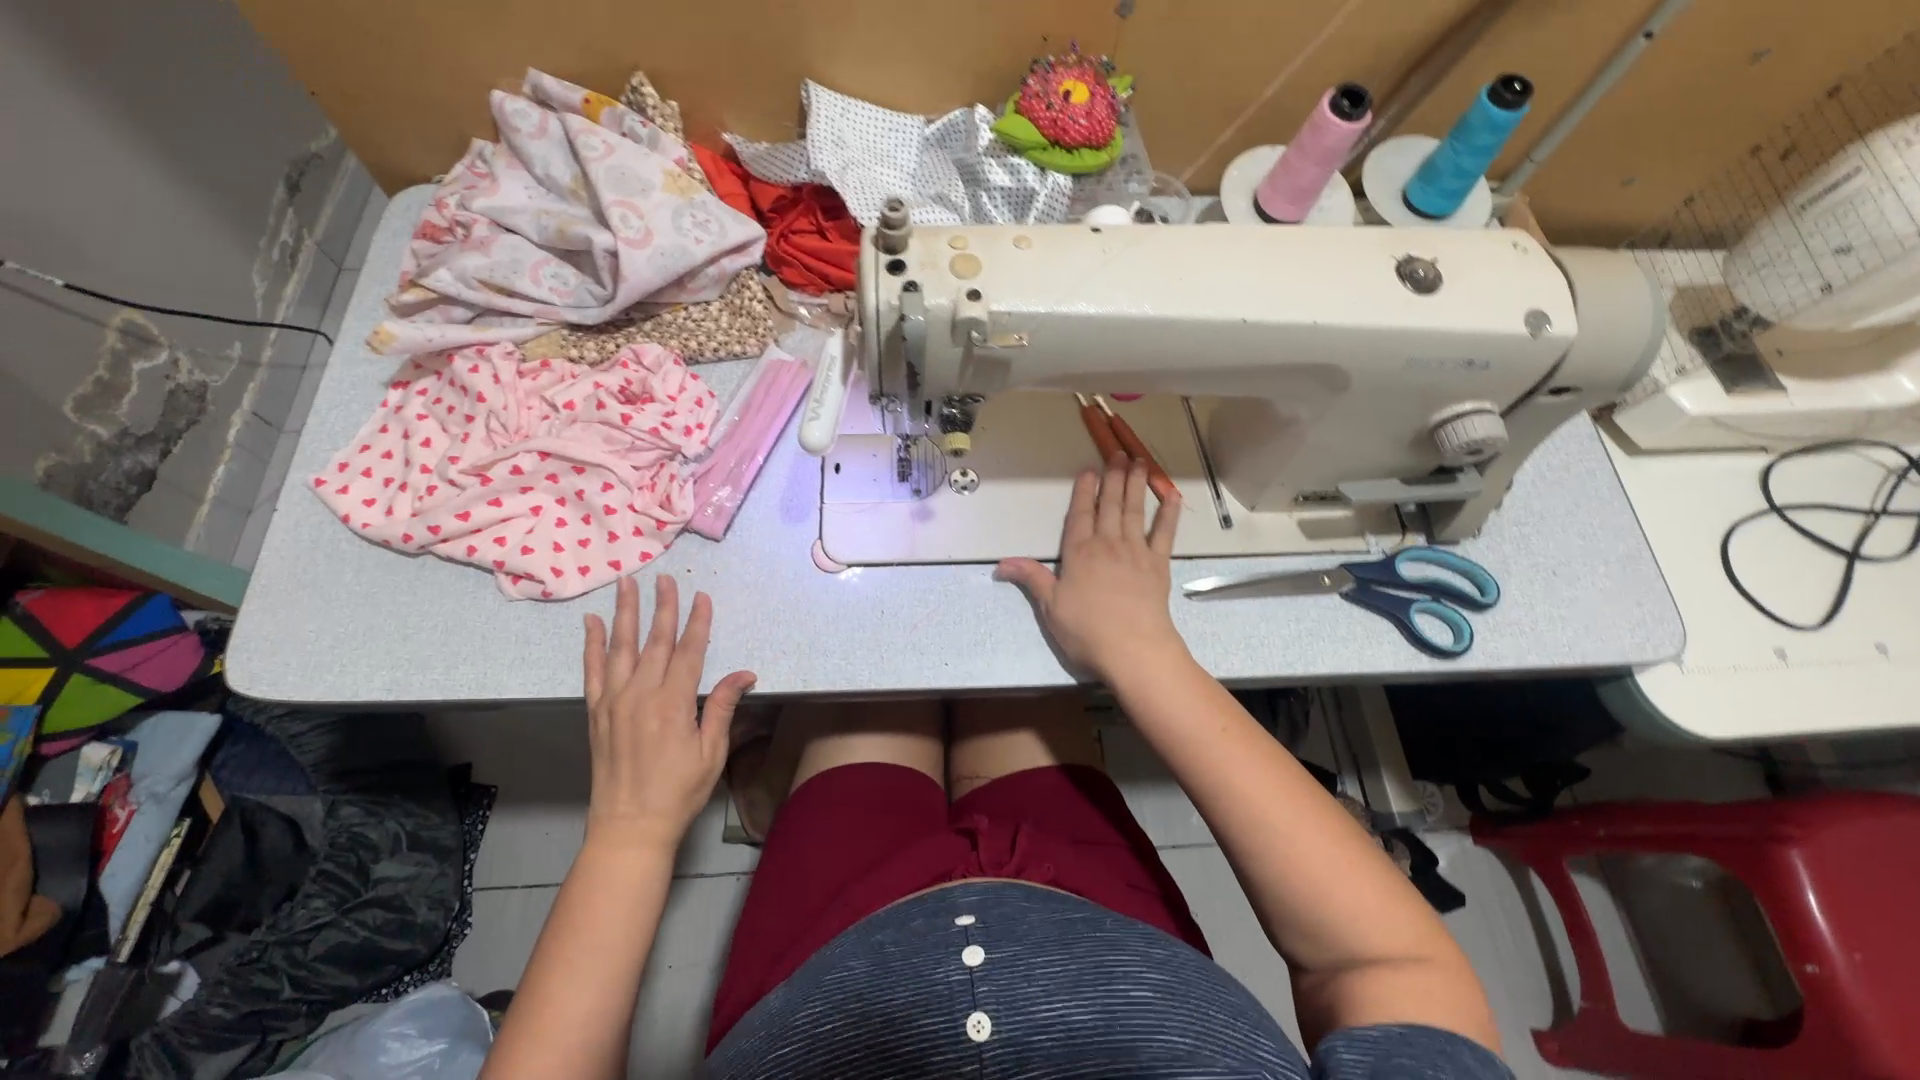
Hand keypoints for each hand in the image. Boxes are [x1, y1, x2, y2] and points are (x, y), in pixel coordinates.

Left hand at [582, 575, 756, 851]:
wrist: (629, 826)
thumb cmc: (679, 792)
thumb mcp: (711, 753)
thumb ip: (722, 708)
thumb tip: (745, 674)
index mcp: (674, 704)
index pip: (688, 652)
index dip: (697, 623)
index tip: (701, 597)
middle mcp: (641, 695)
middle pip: (654, 641)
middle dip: (662, 607)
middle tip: (664, 578)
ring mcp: (614, 702)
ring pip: (621, 647)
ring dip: (625, 613)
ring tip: (627, 584)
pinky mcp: (596, 712)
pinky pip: (592, 671)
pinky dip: (592, 645)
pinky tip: (592, 623)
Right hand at [995, 454, 1186, 680]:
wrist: (1133, 648)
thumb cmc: (1086, 630)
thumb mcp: (1050, 606)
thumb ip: (1031, 578)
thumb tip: (1001, 562)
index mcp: (1079, 553)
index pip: (1080, 514)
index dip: (1084, 490)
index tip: (1089, 469)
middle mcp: (1107, 544)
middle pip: (1110, 504)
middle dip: (1113, 477)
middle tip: (1118, 453)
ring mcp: (1136, 551)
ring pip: (1135, 510)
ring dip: (1136, 484)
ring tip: (1138, 461)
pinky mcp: (1158, 564)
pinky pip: (1165, 533)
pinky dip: (1168, 513)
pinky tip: (1171, 495)